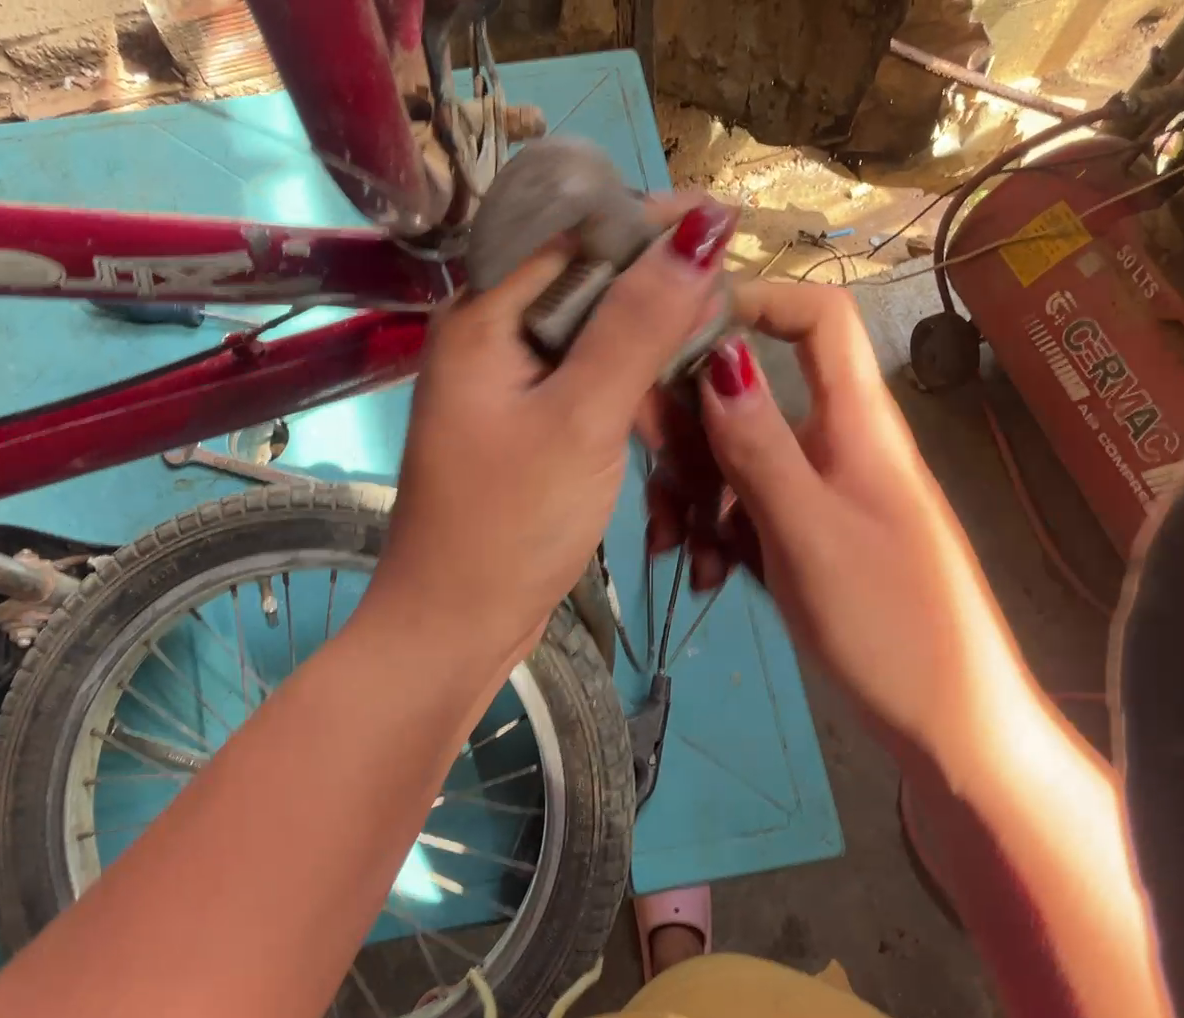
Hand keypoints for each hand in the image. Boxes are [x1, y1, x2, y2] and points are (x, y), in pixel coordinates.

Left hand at [363, 200, 736, 667]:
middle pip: (587, 284)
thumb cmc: (510, 526)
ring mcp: (506, 387)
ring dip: (651, 354)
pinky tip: (673, 418)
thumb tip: (700, 227)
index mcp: (483, 315)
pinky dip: (630, 398)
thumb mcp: (582, 419)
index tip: (725, 226)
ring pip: (594, 340)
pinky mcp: (525, 428)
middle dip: (658, 293)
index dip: (650, 223)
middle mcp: (489, 337)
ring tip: (715, 362)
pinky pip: (587, 388)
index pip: (574, 234)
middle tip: (730, 308)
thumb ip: (639, 323)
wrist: (453, 628)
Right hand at [653, 282, 1008, 747]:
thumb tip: (718, 355)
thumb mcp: (810, 533)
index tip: (679, 332)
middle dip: (692, 434)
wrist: (947, 724)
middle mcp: (837, 447)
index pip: (820, 318)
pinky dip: (720, 535)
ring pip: (740, 461)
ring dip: (698, 497)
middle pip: (752, 397)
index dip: (757, 301)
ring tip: (678, 554)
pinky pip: (750, 512)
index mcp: (857, 426)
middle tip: (654, 487)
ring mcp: (822, 496)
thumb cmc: (890, 625)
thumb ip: (760, 447)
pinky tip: (708, 577)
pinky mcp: (810, 541)